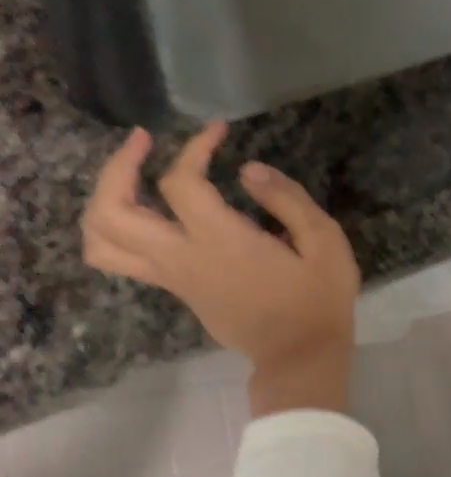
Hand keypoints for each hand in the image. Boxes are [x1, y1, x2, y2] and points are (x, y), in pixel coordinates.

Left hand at [83, 122, 360, 417]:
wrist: (299, 347)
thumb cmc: (320, 292)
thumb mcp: (324, 240)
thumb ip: (287, 201)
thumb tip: (250, 169)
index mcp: (220, 241)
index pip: (182, 185)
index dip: (194, 149)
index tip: (219, 129)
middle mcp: (180, 257)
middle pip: (113, 212)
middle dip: (119, 169)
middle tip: (145, 140)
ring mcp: (170, 276)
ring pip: (100, 240)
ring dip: (103, 200)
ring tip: (130, 173)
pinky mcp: (174, 287)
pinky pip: (118, 256)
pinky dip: (115, 226)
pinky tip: (146, 211)